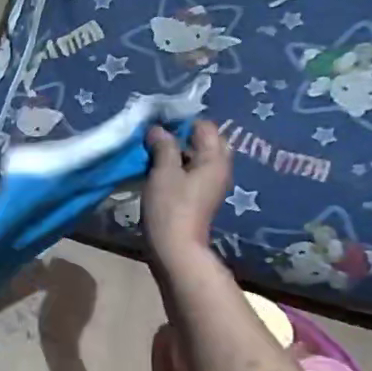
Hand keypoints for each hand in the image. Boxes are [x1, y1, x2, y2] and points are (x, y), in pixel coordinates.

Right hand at [142, 120, 230, 264]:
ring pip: (196, 157)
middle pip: (203, 141)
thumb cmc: (170, 207)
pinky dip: (176, 167)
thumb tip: (158, 129)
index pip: (204, 126)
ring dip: (176, 153)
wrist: (174, 248)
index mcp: (215, 158)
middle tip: (155, 140)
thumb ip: (163, 146)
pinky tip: (157, 172)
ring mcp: (210, 184)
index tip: (156, 126)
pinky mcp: (199, 196)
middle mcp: (219, 168)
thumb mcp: (163, 172)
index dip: (180, 122)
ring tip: (152, 155)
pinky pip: (191, 172)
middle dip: (180, 137)